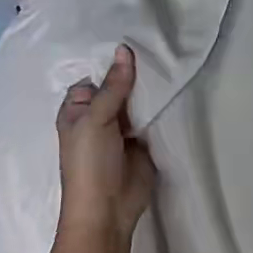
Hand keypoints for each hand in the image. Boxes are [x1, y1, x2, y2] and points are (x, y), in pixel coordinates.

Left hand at [55, 45, 156, 236]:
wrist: (108, 210)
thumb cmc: (89, 163)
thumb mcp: (96, 119)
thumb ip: (114, 85)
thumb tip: (124, 49)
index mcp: (77, 109)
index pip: (96, 76)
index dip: (112, 62)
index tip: (137, 42)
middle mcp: (98, 115)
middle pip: (119, 86)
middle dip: (135, 73)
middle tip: (161, 48)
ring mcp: (122, 128)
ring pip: (137, 100)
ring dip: (150, 90)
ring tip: (171, 63)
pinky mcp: (142, 140)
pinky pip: (152, 116)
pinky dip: (161, 106)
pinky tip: (175, 87)